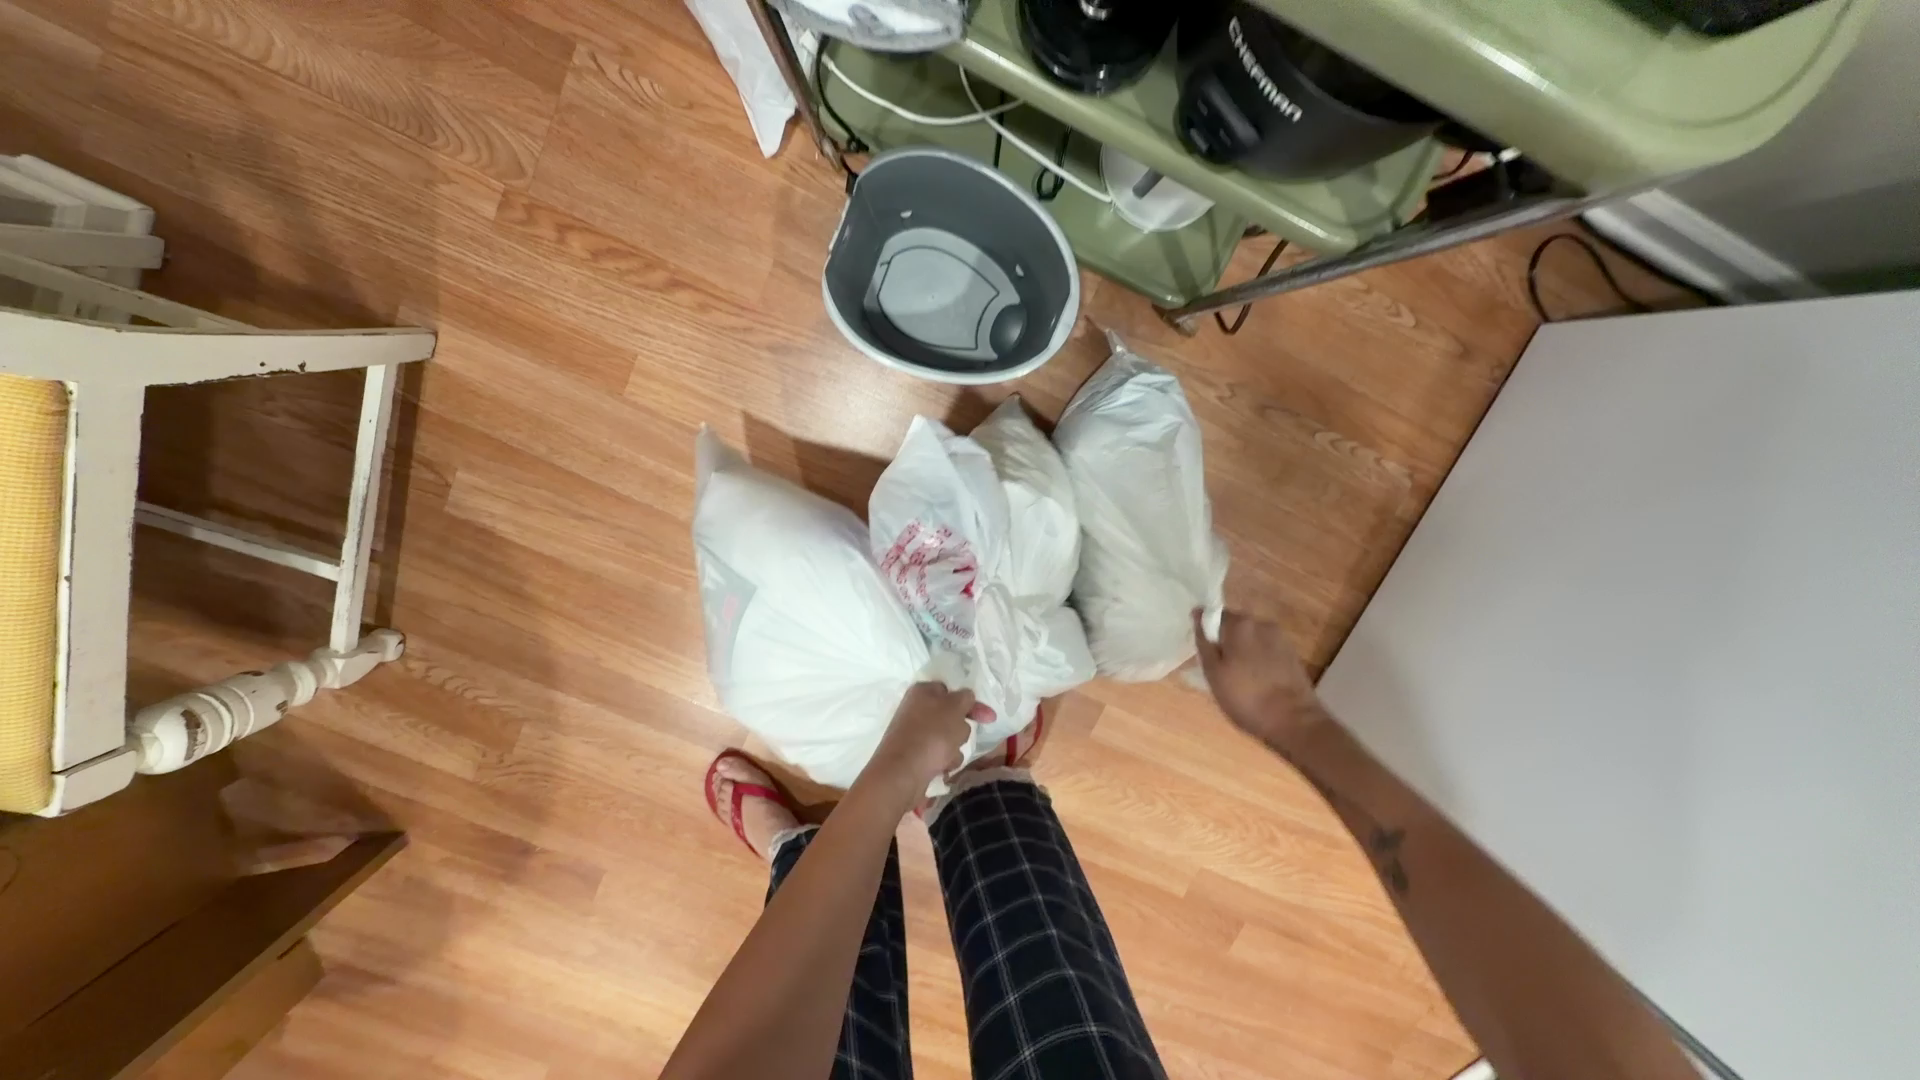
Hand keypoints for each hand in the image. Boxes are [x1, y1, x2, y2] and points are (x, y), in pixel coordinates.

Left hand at [863, 682, 974, 795]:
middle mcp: (917, 709)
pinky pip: (940, 754)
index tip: (989, 718)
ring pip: (949, 737)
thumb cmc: (932, 733)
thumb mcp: (955, 707)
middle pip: (952, 715)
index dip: (970, 703)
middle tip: (957, 735)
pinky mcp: (916, 754)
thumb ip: (965, 697)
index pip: (952, 691)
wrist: (903, 771)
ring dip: (955, 746)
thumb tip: (965, 696)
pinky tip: (942, 766)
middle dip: (961, 728)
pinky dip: (945, 760)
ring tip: (948, 754)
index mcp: (923, 691)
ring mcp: (915, 733)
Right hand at [1193, 609, 1327, 751]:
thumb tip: (1198, 614)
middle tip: (1218, 670)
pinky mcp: (1292, 654)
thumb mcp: (1213, 672)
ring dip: (1242, 651)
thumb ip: (1204, 641)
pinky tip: (1257, 682)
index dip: (1206, 632)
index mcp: (1241, 624)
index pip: (1214, 614)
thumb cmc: (1246, 697)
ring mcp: (1281, 638)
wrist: (1294, 722)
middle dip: (1225, 642)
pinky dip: (1258, 660)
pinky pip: (1266, 650)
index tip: (1203, 653)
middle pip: (1235, 626)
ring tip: (1239, 679)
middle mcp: (1263, 623)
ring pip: (1251, 639)